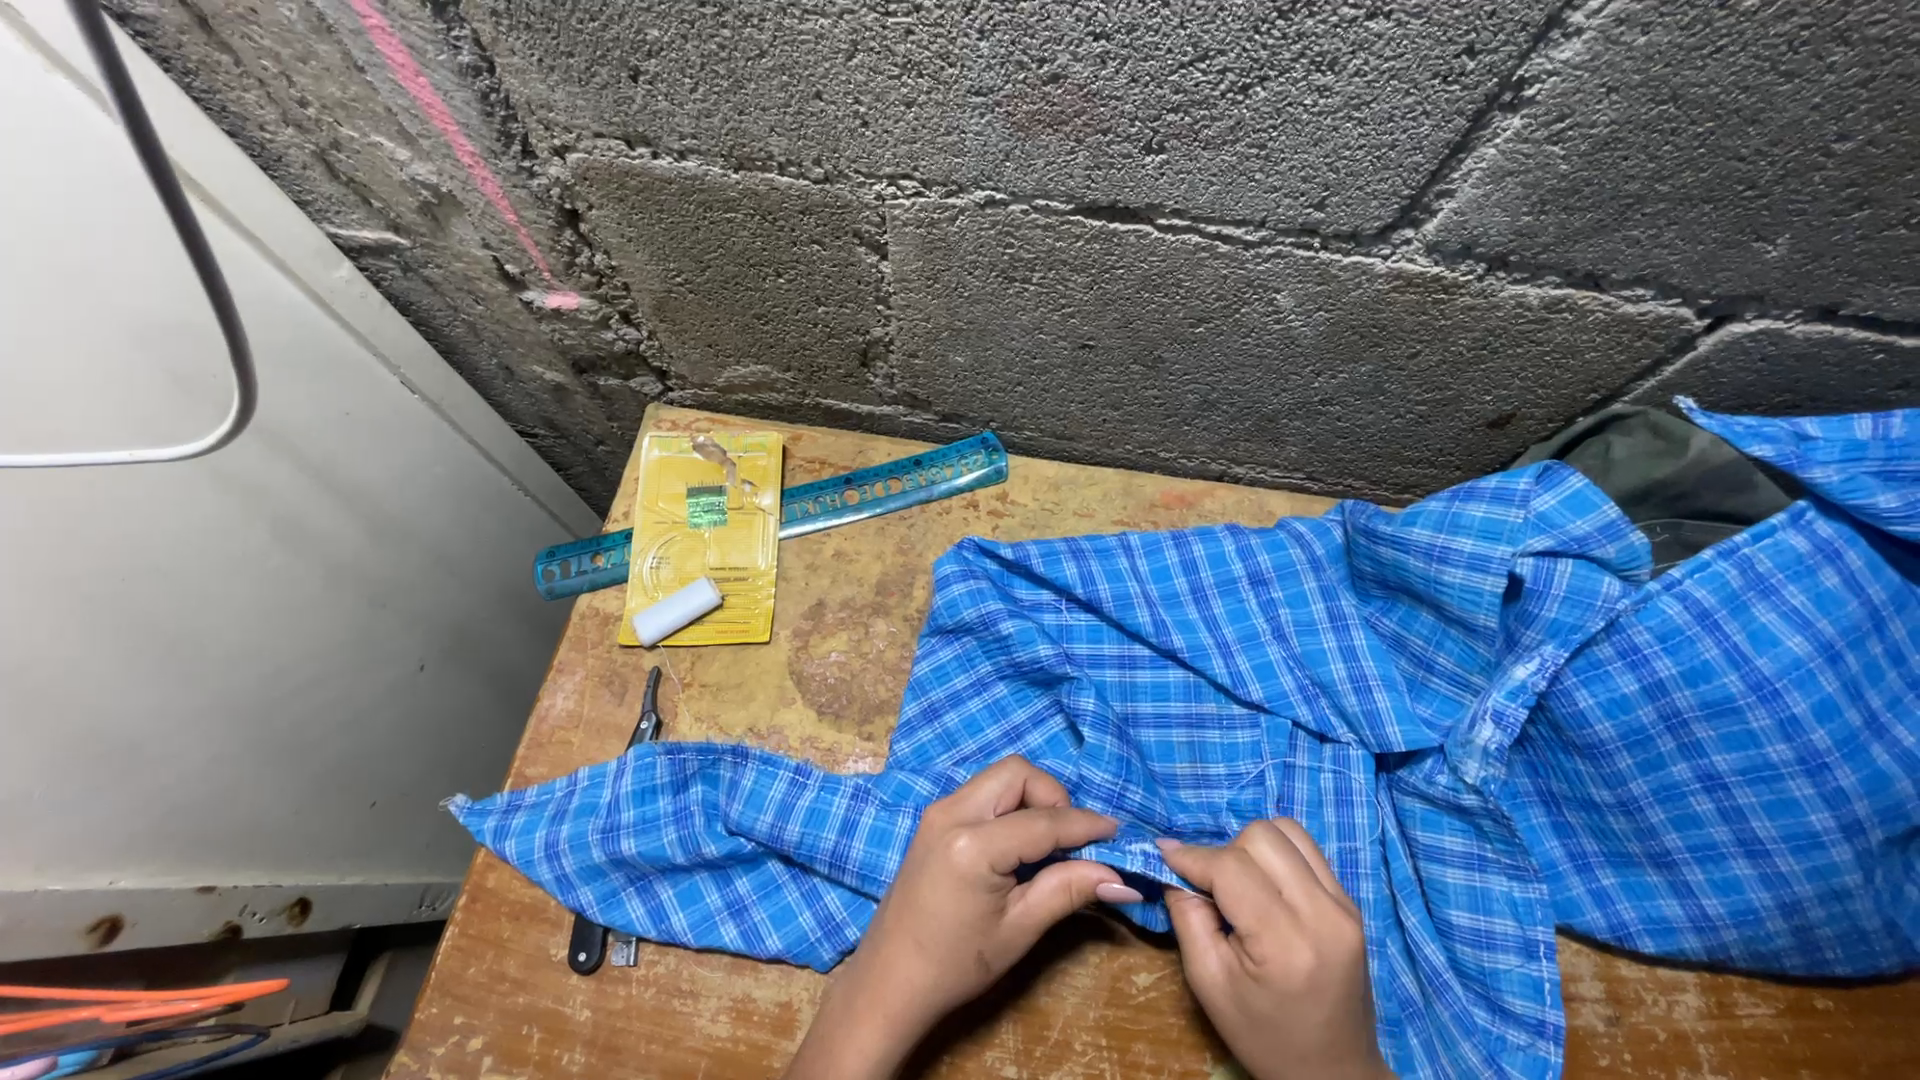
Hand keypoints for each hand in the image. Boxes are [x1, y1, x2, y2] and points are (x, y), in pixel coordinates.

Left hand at [785, 756, 1140, 1079]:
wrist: (890, 980)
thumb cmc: (955, 965)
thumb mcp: (1019, 930)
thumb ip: (1068, 890)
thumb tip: (1120, 877)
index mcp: (972, 844)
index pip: (1043, 819)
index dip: (1086, 825)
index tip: (1118, 834)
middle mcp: (952, 812)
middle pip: (1018, 772)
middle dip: (1053, 797)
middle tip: (1070, 841)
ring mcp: (938, 812)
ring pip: (999, 778)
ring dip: (1031, 799)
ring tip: (1048, 845)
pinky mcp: (934, 820)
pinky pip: (983, 793)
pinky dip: (1010, 806)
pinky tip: (1020, 845)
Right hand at [1159, 820, 1392, 1079]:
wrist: (1334, 1072)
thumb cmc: (1263, 1035)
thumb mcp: (1209, 982)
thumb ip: (1188, 916)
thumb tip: (1172, 863)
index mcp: (1285, 942)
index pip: (1230, 866)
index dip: (1191, 856)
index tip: (1165, 856)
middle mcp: (1324, 914)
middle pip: (1261, 836)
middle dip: (1224, 852)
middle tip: (1210, 887)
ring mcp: (1345, 905)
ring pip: (1287, 831)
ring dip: (1252, 846)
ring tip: (1240, 883)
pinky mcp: (1352, 904)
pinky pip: (1307, 850)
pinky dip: (1277, 854)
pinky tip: (1266, 887)